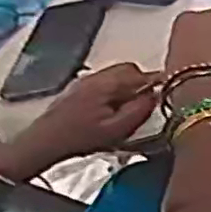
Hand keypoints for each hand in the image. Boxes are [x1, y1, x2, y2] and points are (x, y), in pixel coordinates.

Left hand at [8, 63, 161, 170]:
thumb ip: (141, 108)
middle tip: (145, 104)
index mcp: (105, 84)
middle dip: (142, 83)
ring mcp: (84, 81)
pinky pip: (105, 81)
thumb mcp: (119, 128)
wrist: (45, 142)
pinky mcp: (78, 88)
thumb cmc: (82, 137)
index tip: (165, 95)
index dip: (157, 83)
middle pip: (128, 70)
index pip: (140, 74)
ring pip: (117, 75)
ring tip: (128, 109)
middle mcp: (94, 77)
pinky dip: (116, 90)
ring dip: (128, 87)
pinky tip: (112, 109)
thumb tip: (157, 94)